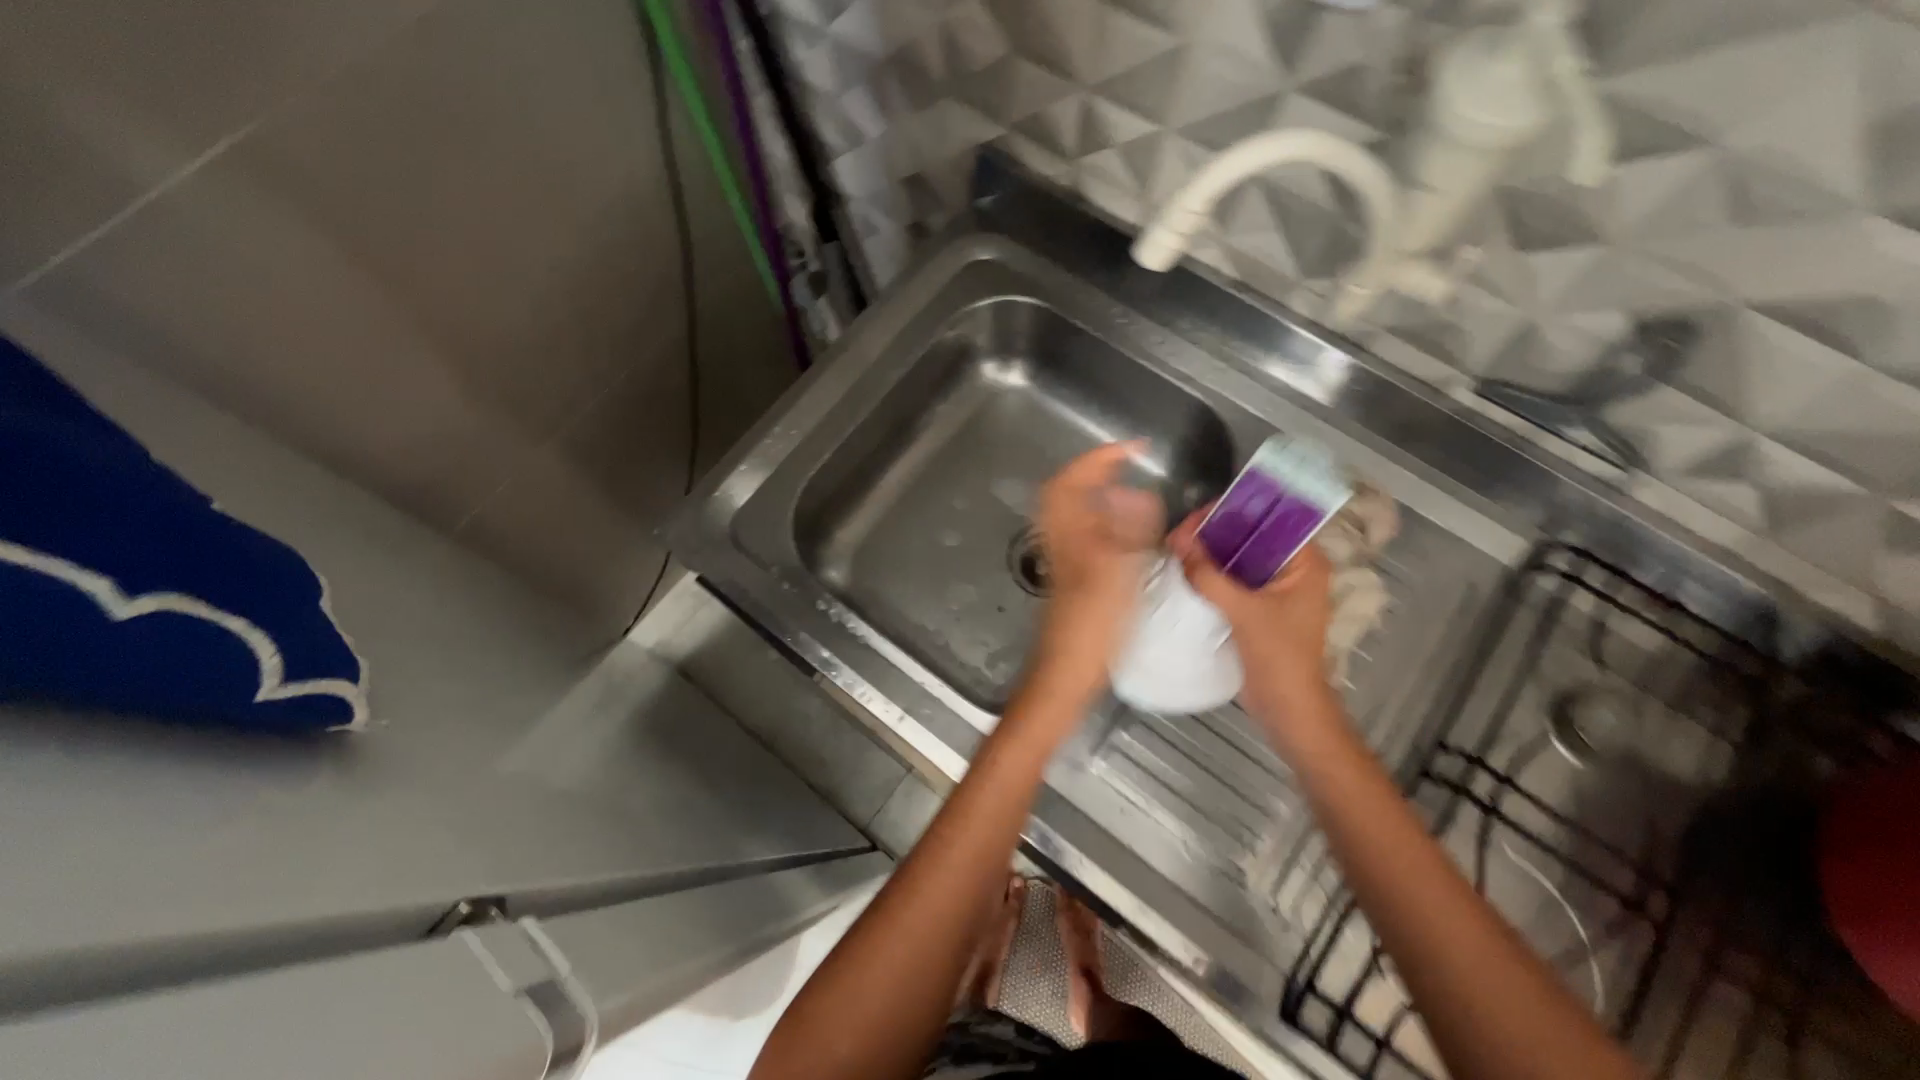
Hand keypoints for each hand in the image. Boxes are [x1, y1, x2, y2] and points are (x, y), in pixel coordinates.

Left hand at [1023, 442, 1162, 708]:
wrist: (1065, 673)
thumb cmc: (1093, 629)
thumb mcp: (1119, 576)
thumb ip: (1128, 530)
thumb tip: (1136, 492)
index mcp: (1071, 535)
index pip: (1073, 481)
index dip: (1100, 458)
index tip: (1133, 449)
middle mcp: (1061, 542)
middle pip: (1065, 493)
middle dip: (1093, 473)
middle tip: (1126, 466)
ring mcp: (1063, 561)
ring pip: (1072, 514)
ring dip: (1096, 497)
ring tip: (1129, 494)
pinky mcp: (1071, 580)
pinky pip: (1081, 535)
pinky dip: (1100, 523)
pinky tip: (1124, 536)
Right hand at [1170, 509, 1334, 714]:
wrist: (1287, 708)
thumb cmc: (1279, 656)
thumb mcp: (1243, 611)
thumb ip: (1209, 575)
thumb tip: (1177, 539)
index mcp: (1305, 562)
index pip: (1268, 520)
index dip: (1231, 513)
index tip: (1194, 517)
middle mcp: (1294, 570)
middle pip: (1250, 538)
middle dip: (1214, 534)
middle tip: (1176, 535)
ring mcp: (1276, 591)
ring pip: (1238, 561)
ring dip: (1209, 556)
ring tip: (1174, 550)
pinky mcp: (1259, 610)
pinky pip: (1232, 582)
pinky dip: (1211, 578)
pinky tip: (1183, 573)